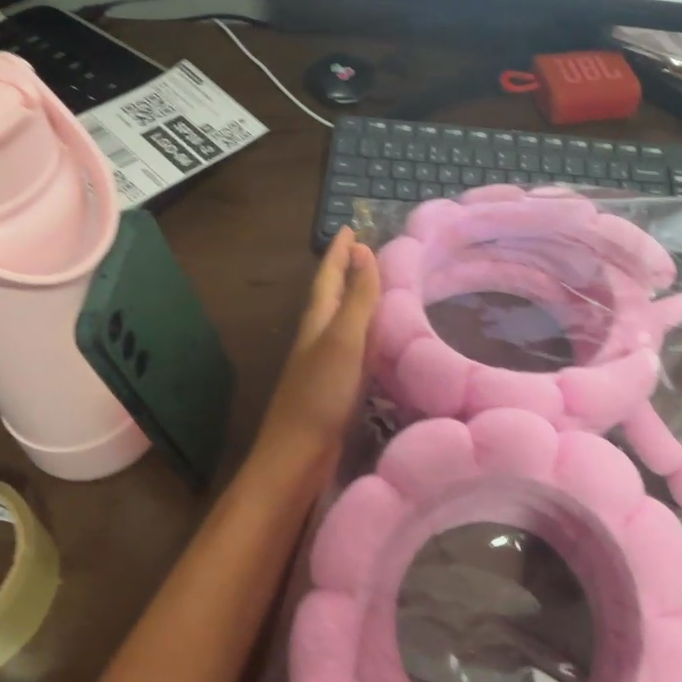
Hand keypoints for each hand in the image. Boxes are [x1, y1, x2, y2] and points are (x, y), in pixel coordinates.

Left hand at [255, 228, 381, 463]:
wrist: (299, 456)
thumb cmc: (320, 395)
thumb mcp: (343, 340)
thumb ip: (357, 298)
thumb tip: (363, 250)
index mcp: (318, 321)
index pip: (329, 275)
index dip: (339, 251)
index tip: (351, 226)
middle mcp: (319, 337)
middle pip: (334, 295)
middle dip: (349, 271)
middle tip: (371, 250)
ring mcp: (327, 364)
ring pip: (344, 321)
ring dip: (359, 301)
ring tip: (382, 286)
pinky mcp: (338, 387)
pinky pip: (356, 349)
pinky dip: (369, 335)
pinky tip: (382, 341)